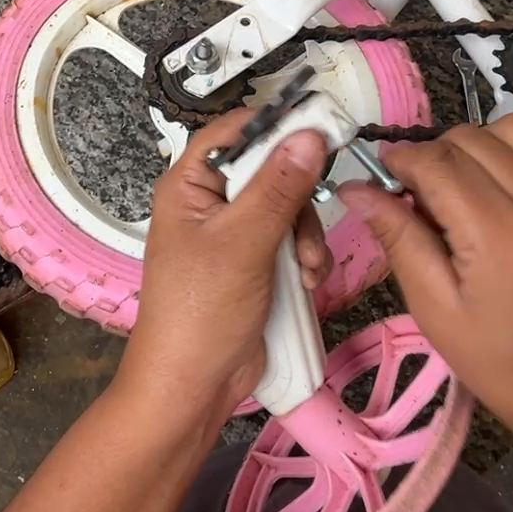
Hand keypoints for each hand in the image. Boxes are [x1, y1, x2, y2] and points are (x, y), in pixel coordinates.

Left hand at [115, 111, 330, 428]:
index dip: (277, 125)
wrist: (193, 386)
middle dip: (297, 199)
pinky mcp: (254, 261)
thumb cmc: (202, 309)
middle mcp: (209, 200)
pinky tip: (307, 282)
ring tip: (307, 270)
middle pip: (269, 169)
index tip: (323, 128)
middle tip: (310, 225)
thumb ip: (279, 188)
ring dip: (306, 236)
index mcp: (189, 183)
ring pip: (287, 206)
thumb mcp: (243, 243)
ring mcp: (233, 232)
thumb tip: (309, 133)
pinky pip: (290, 240)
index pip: (235, 131)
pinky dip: (305, 258)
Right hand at [338, 115, 512, 453]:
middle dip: (436, 155)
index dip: (401, 161)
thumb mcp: (434, 309)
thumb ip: (397, 238)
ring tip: (471, 183)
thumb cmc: (502, 361)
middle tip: (427, 197)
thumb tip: (354, 188)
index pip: (435, 161)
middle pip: (471, 138)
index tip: (388, 179)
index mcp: (497, 235)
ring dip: (483, 143)